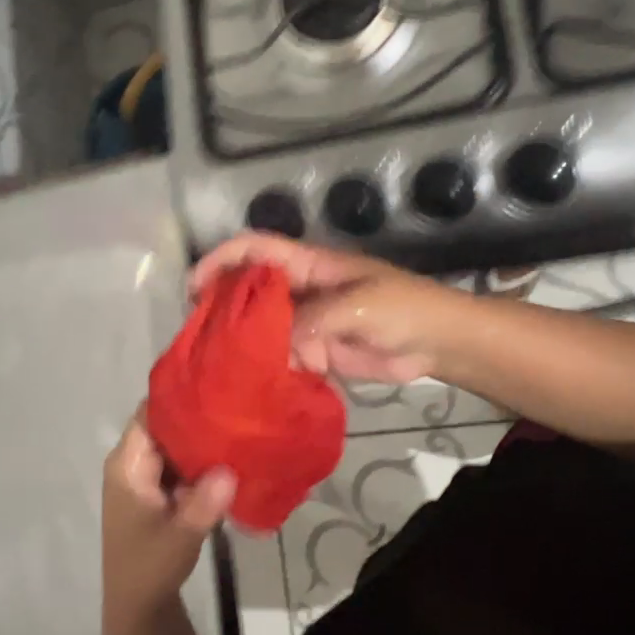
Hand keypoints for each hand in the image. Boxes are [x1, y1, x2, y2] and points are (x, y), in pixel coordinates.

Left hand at [102, 409, 235, 634]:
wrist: (137, 606)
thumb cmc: (149, 569)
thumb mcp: (180, 538)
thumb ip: (204, 504)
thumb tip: (231, 470)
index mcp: (127, 464)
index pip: (151, 413)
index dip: (180, 396)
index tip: (217, 384)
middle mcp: (132, 462)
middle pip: (165, 424)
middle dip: (198, 415)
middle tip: (240, 404)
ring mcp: (145, 476)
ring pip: (175, 444)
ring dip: (203, 438)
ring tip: (242, 422)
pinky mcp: (158, 491)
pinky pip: (180, 464)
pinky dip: (202, 459)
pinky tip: (233, 454)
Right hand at [190, 231, 471, 383]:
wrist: (439, 342)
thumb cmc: (403, 307)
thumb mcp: (358, 306)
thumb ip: (313, 321)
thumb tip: (274, 346)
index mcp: (307, 265)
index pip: (255, 250)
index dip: (222, 259)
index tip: (194, 285)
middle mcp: (299, 290)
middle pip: (248, 290)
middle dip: (221, 306)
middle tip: (196, 335)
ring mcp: (306, 322)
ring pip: (261, 327)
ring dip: (239, 342)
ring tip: (214, 366)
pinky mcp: (315, 352)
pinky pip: (281, 357)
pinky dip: (264, 368)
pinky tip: (246, 385)